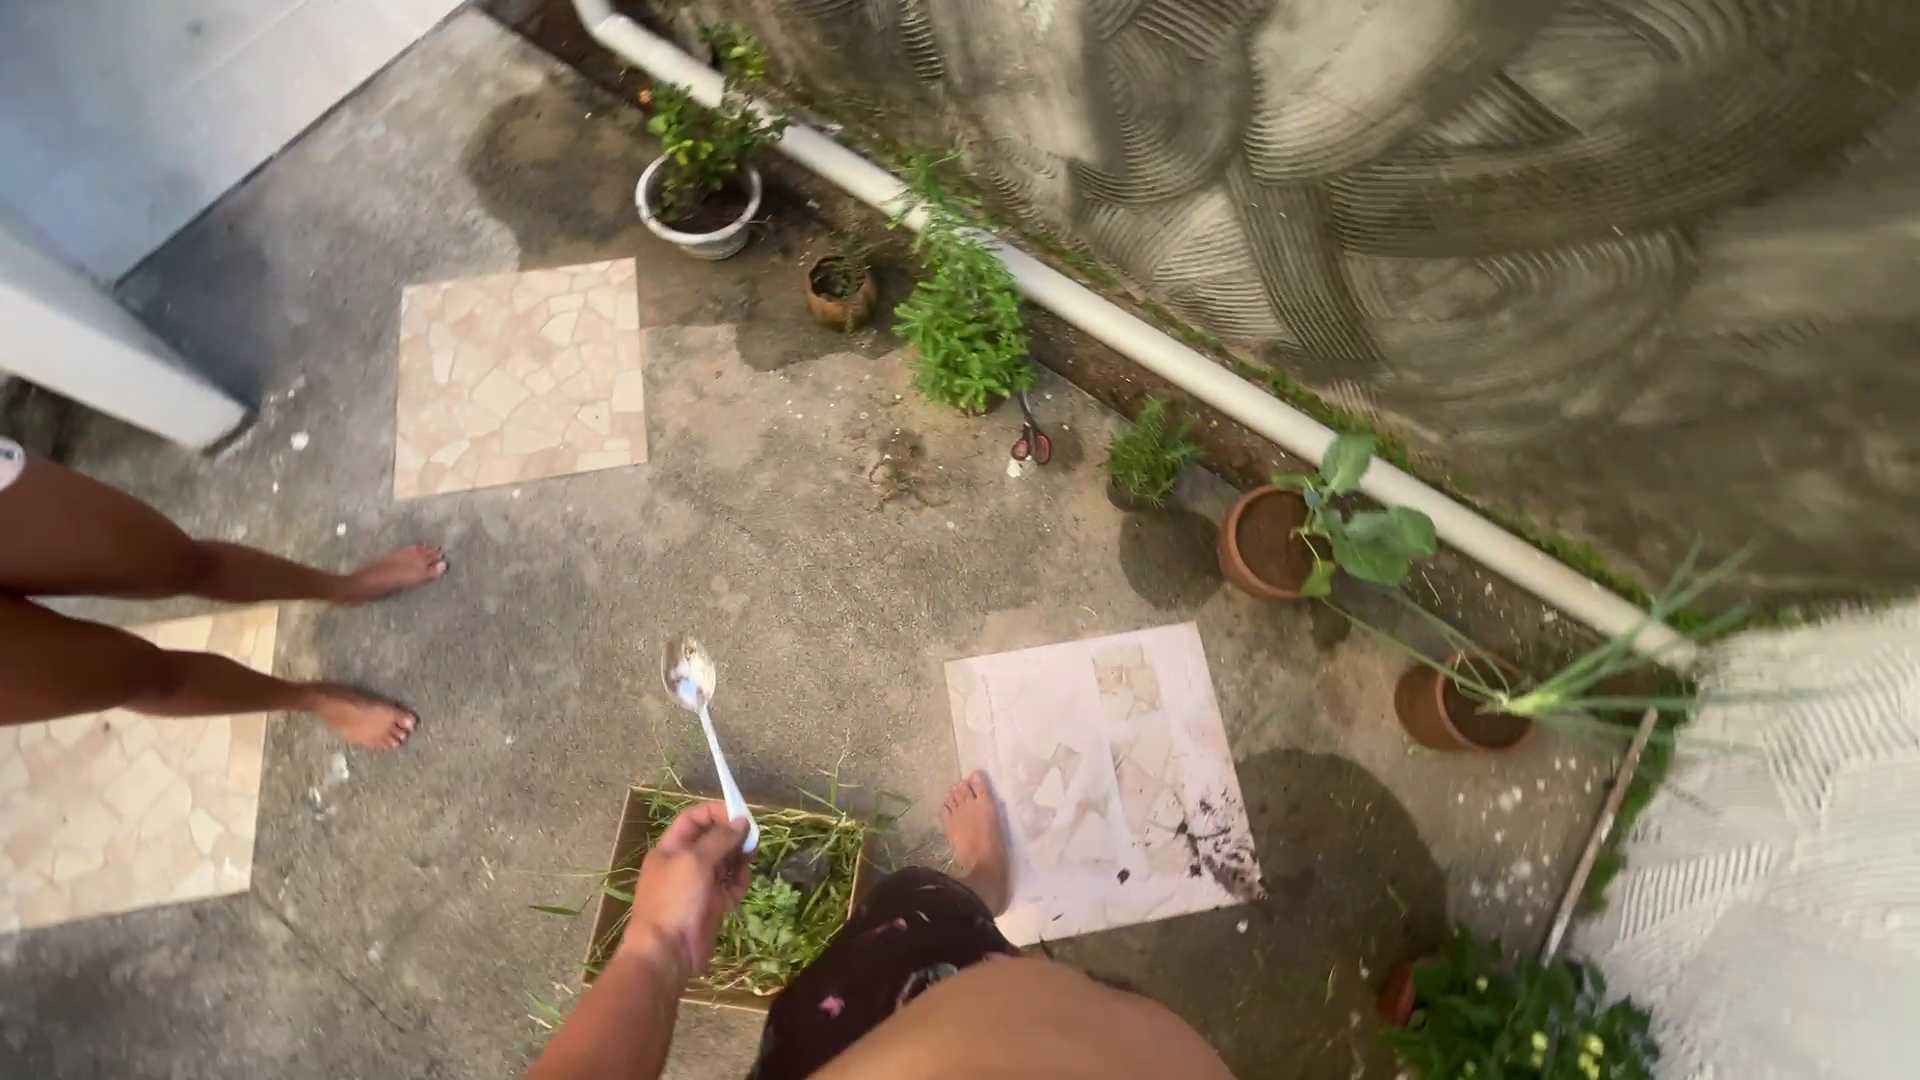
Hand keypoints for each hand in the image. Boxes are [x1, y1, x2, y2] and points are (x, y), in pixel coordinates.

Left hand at [622, 802, 750, 978]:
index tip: (740, 816)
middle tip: (751, 839)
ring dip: (740, 856)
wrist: (667, 954)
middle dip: (734, 835)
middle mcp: (687, 863)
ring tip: (748, 859)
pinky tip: (741, 882)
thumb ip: (720, 838)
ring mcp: (701, 884)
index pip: (695, 818)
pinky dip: (740, 879)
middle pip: (715, 837)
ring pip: (727, 859)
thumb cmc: (674, 901)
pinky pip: (733, 882)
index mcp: (672, 848)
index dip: (717, 812)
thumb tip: (742, 822)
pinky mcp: (715, 903)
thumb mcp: (694, 861)